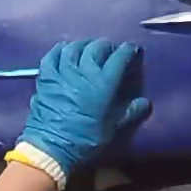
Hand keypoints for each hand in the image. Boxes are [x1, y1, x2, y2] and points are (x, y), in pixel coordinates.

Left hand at [19, 39, 150, 171]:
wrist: (52, 146)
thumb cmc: (86, 138)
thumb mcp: (114, 128)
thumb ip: (131, 112)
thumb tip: (145, 102)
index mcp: (104, 83)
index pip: (120, 57)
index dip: (128, 50)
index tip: (132, 50)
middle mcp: (84, 71)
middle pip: (97, 47)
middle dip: (106, 46)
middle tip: (110, 50)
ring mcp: (63, 71)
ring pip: (74, 47)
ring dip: (84, 44)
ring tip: (88, 48)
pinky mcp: (46, 76)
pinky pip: (52, 55)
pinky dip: (60, 49)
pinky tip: (64, 49)